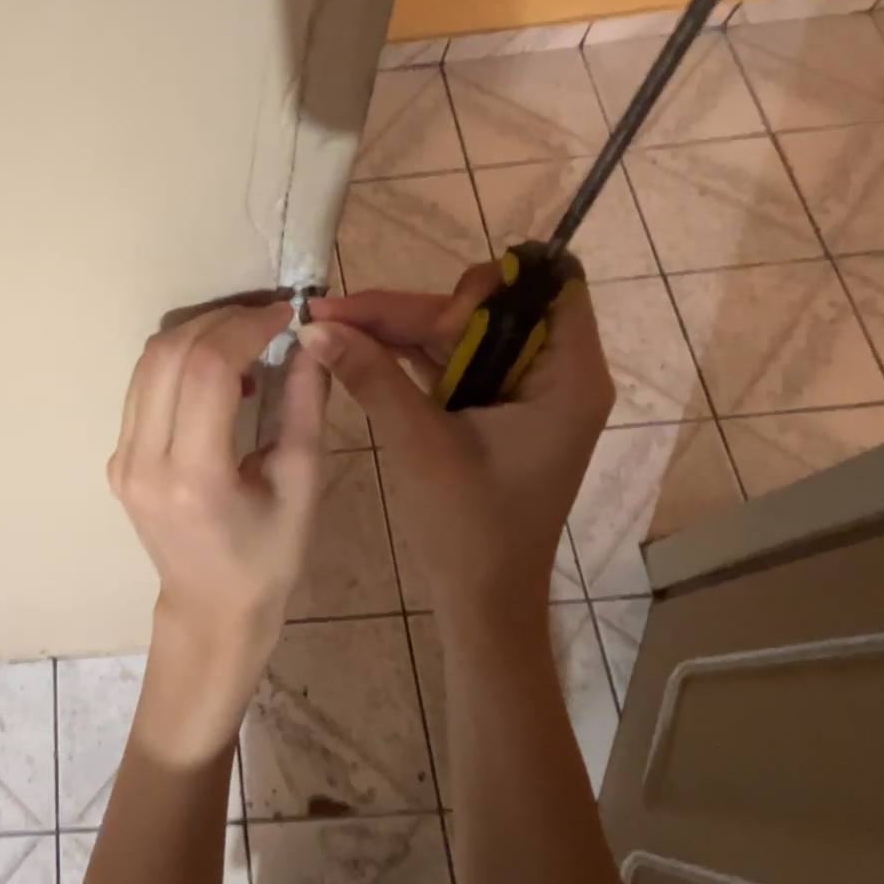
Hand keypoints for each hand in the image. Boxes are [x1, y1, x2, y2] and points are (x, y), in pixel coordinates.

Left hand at [108, 302, 327, 759]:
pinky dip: (179, 364)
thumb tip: (311, 340)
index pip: (207, 369)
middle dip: (220, 321)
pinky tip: (218, 375)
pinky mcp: (117, 461)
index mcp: (194, 477)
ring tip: (245, 341)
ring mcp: (121, 461)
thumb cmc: (267, 559)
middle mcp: (143, 463)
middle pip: (167, 355)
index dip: (245, 327)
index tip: (284, 315)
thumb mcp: (300, 485)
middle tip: (266, 320)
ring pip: (147, 365)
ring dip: (196, 337)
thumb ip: (304, 407)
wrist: (210, 608)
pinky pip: (142, 389)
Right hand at [300, 268, 613, 621]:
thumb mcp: (421, 445)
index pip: (552, 287)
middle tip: (341, 314)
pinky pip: (450, 363)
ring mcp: (519, 391)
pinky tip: (358, 347)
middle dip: (416, 308)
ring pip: (460, 333)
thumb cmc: (470, 528)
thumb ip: (373, 378)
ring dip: (399, 328)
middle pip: (488, 308)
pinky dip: (406, 356)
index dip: (490, 286)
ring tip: (333, 323)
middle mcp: (552, 373)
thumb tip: (317, 327)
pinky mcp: (490, 409)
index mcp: (566, 377)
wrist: (483, 596)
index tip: (433, 316)